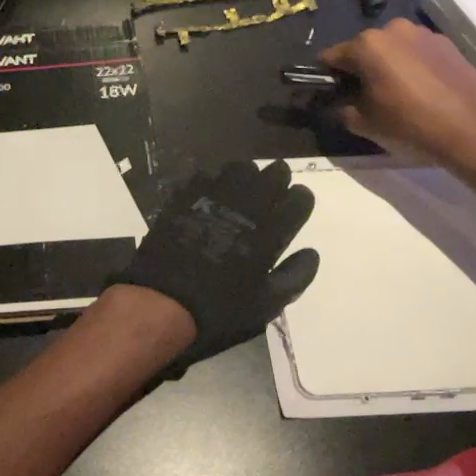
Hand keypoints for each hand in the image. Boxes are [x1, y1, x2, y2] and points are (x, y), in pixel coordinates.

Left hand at [113, 160, 318, 372]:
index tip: (294, 207)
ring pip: (239, 168)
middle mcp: (247, 206)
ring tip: (242, 191)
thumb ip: (294, 276)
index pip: (299, 199)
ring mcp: (213, 197)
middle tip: (272, 193)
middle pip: (273, 174)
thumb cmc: (221, 307)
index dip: (300, 201)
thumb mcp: (266, 303)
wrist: (164, 302)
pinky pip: (204, 176)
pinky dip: (212, 181)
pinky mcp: (183, 198)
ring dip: (246, 176)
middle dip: (277, 180)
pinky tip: (210, 195)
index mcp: (271, 231)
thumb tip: (311, 253)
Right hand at [318, 19, 475, 167]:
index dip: (325, 78)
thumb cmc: (408, 124)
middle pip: (362, 49)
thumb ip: (342, 109)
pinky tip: (418, 92)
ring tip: (394, 95)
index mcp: (367, 46)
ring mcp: (422, 33)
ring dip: (385, 67)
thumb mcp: (363, 124)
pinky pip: (415, 52)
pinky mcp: (445, 43)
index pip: (330, 57)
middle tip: (363, 98)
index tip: (328, 95)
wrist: (469, 127)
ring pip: (391, 49)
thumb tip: (338, 104)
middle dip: (358, 70)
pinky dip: (410, 67)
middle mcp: (393, 29)